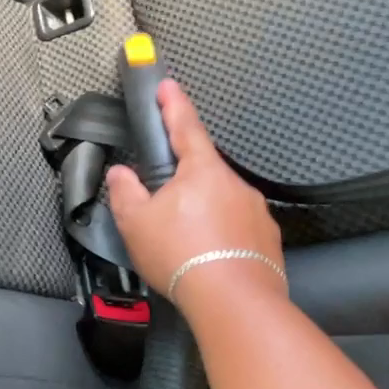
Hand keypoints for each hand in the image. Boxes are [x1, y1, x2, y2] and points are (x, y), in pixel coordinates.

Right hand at [106, 79, 284, 303]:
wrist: (234, 303)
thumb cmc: (181, 255)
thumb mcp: (135, 220)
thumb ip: (125, 190)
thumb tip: (122, 174)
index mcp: (202, 171)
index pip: (186, 127)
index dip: (174, 105)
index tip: (169, 86)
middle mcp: (234, 185)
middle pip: (202, 169)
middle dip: (180, 178)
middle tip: (158, 197)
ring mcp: (255, 212)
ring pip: (218, 199)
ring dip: (198, 210)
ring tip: (177, 236)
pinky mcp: (266, 240)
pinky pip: (234, 226)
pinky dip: (216, 232)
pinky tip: (200, 252)